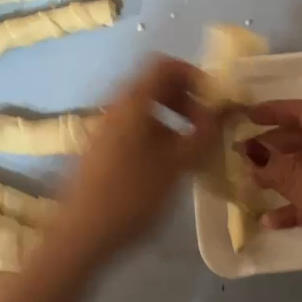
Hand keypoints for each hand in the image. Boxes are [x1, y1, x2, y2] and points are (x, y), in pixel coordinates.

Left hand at [49, 56, 218, 260]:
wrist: (79, 236)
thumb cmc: (131, 195)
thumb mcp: (177, 165)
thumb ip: (203, 134)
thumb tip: (221, 112)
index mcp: (134, 99)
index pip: (165, 65)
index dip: (193, 75)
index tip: (213, 100)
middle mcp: (118, 105)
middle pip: (155, 84)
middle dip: (186, 98)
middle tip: (205, 125)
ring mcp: (106, 127)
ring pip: (146, 107)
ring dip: (173, 118)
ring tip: (190, 148)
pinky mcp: (101, 149)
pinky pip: (135, 126)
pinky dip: (156, 133)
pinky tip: (167, 165)